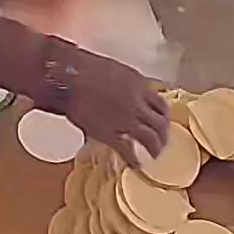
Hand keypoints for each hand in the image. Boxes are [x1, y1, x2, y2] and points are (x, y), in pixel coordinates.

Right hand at [58, 44, 169, 161]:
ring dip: (155, 149)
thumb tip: (127, 93)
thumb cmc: (86, 69)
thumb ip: (128, 85)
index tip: (162, 122)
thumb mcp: (117, 71)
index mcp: (140, 86)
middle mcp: (137, 104)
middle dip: (163, 135)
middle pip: (160, 124)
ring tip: (154, 155)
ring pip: (151, 138)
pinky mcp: (112, 134)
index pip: (161, 105)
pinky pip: (128, 150)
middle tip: (162, 142)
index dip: (164, 116)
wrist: (69, 78)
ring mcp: (126, 120)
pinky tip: (136, 164)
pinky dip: (134, 159)